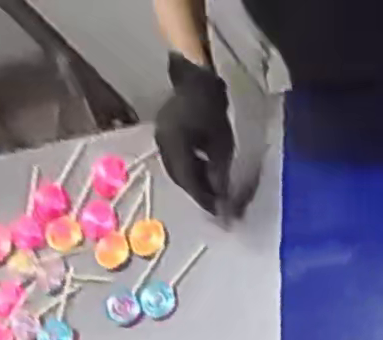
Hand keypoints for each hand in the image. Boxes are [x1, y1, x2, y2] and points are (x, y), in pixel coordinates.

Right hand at [154, 54, 234, 217]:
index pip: (188, 181)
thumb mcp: (221, 146)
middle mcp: (162, 143)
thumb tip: (221, 200)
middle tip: (219, 209)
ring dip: (195, 186)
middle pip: (181, 179)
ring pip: (178, 172)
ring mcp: (161, 140)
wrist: (196, 81)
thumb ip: (219, 174)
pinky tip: (205, 178)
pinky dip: (191, 173)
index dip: (204, 200)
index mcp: (175, 144)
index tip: (220, 216)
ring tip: (214, 197)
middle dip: (200, 195)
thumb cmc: (212, 112)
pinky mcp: (165, 138)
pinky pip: (177, 162)